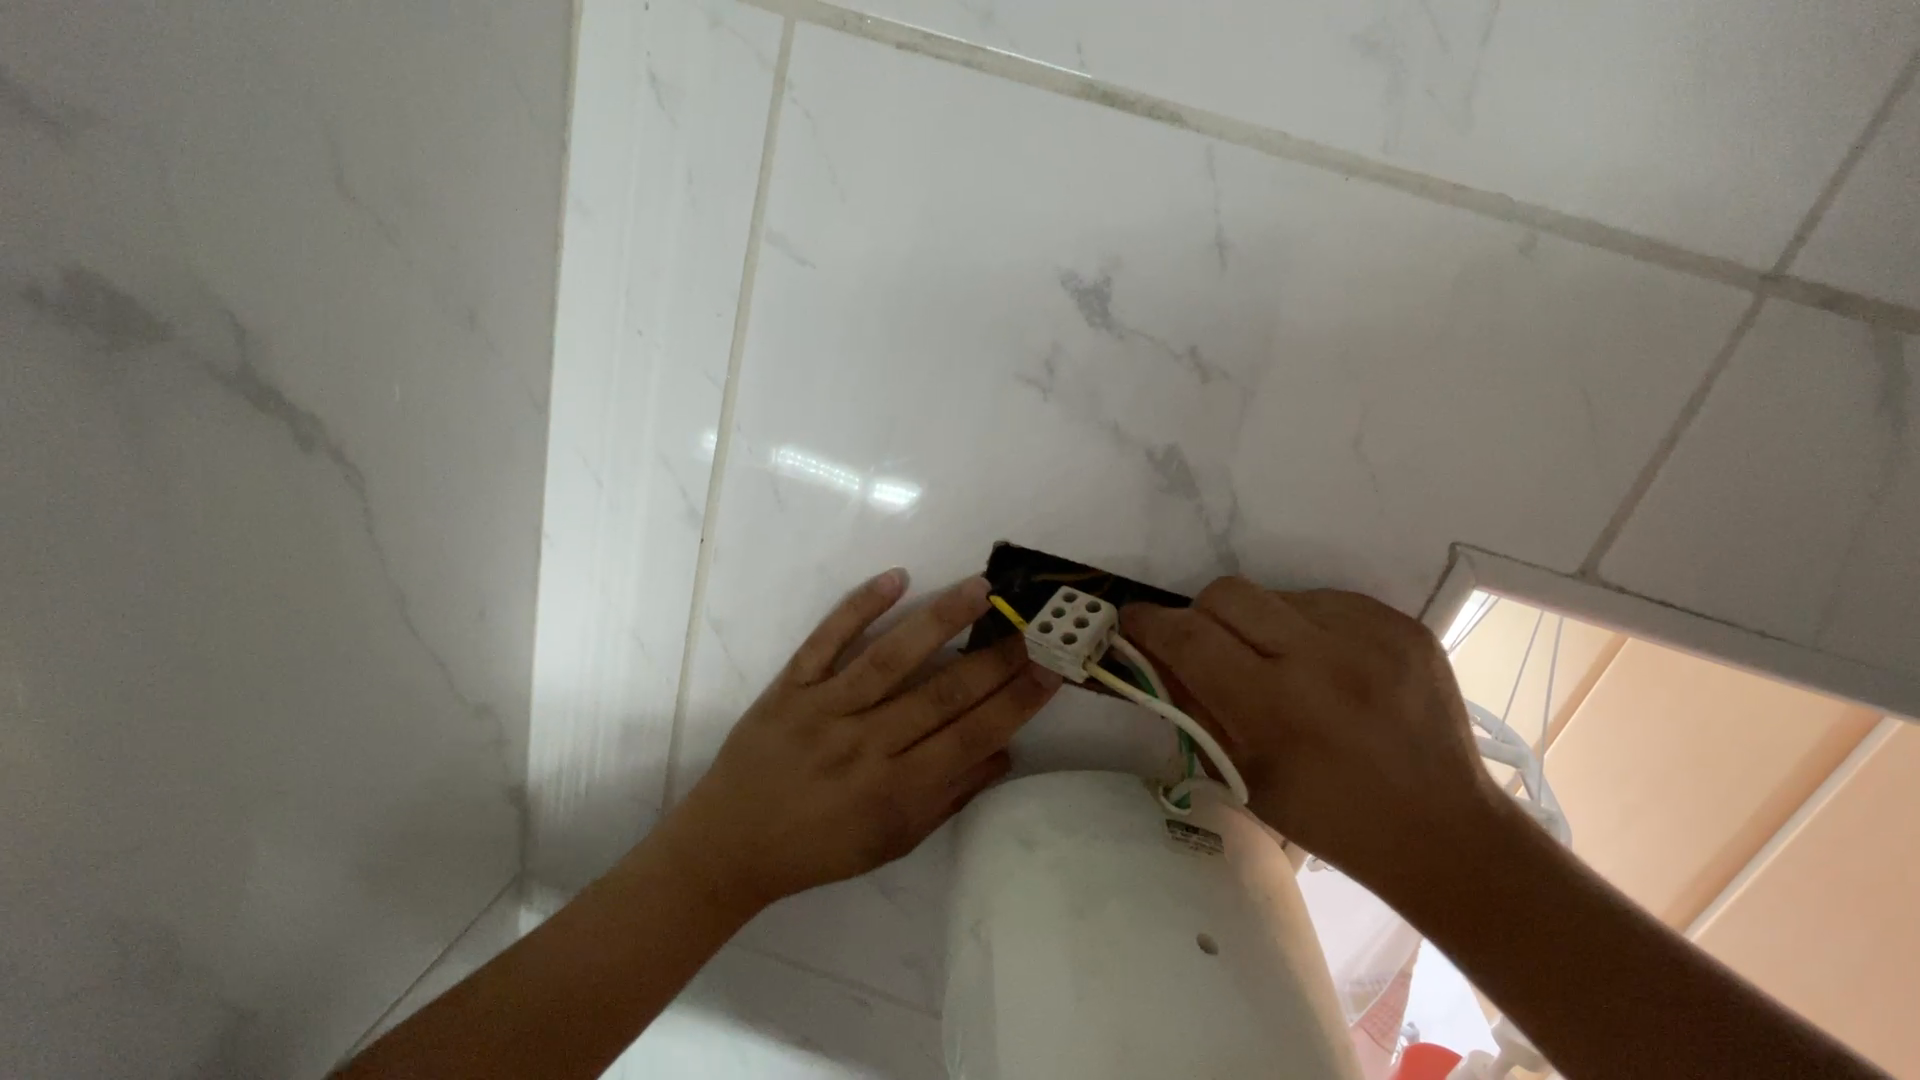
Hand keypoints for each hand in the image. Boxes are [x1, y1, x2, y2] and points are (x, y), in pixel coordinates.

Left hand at [653, 570, 1061, 909]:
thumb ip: (949, 797)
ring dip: (939, 620)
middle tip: (1035, 625)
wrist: (730, 844)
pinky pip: (827, 641)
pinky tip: (896, 578)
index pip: (971, 737)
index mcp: (896, 791)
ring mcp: (824, 711)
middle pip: (942, 694)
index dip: (1017, 702)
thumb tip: (1005, 753)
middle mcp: (865, 746)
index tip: (1053, 669)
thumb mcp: (892, 841)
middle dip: (996, 659)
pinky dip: (860, 607)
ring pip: (891, 659)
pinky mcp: (789, 687)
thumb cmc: (820, 848)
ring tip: (981, 589)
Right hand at [1122, 578, 1499, 892]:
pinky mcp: (1402, 624)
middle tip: (1207, 646)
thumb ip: (1193, 706)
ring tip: (1280, 664)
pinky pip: (1326, 601)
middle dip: (1201, 615)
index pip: (1188, 638)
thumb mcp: (1242, 774)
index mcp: (1276, 707)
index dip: (1149, 624)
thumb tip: (1152, 654)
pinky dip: (1308, 625)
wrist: (1443, 830)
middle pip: (1227, 594)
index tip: (1132, 621)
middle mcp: (1322, 658)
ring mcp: (1370, 635)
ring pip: (1276, 593)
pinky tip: (1325, 665)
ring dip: (1259, 622)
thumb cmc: (1329, 818)